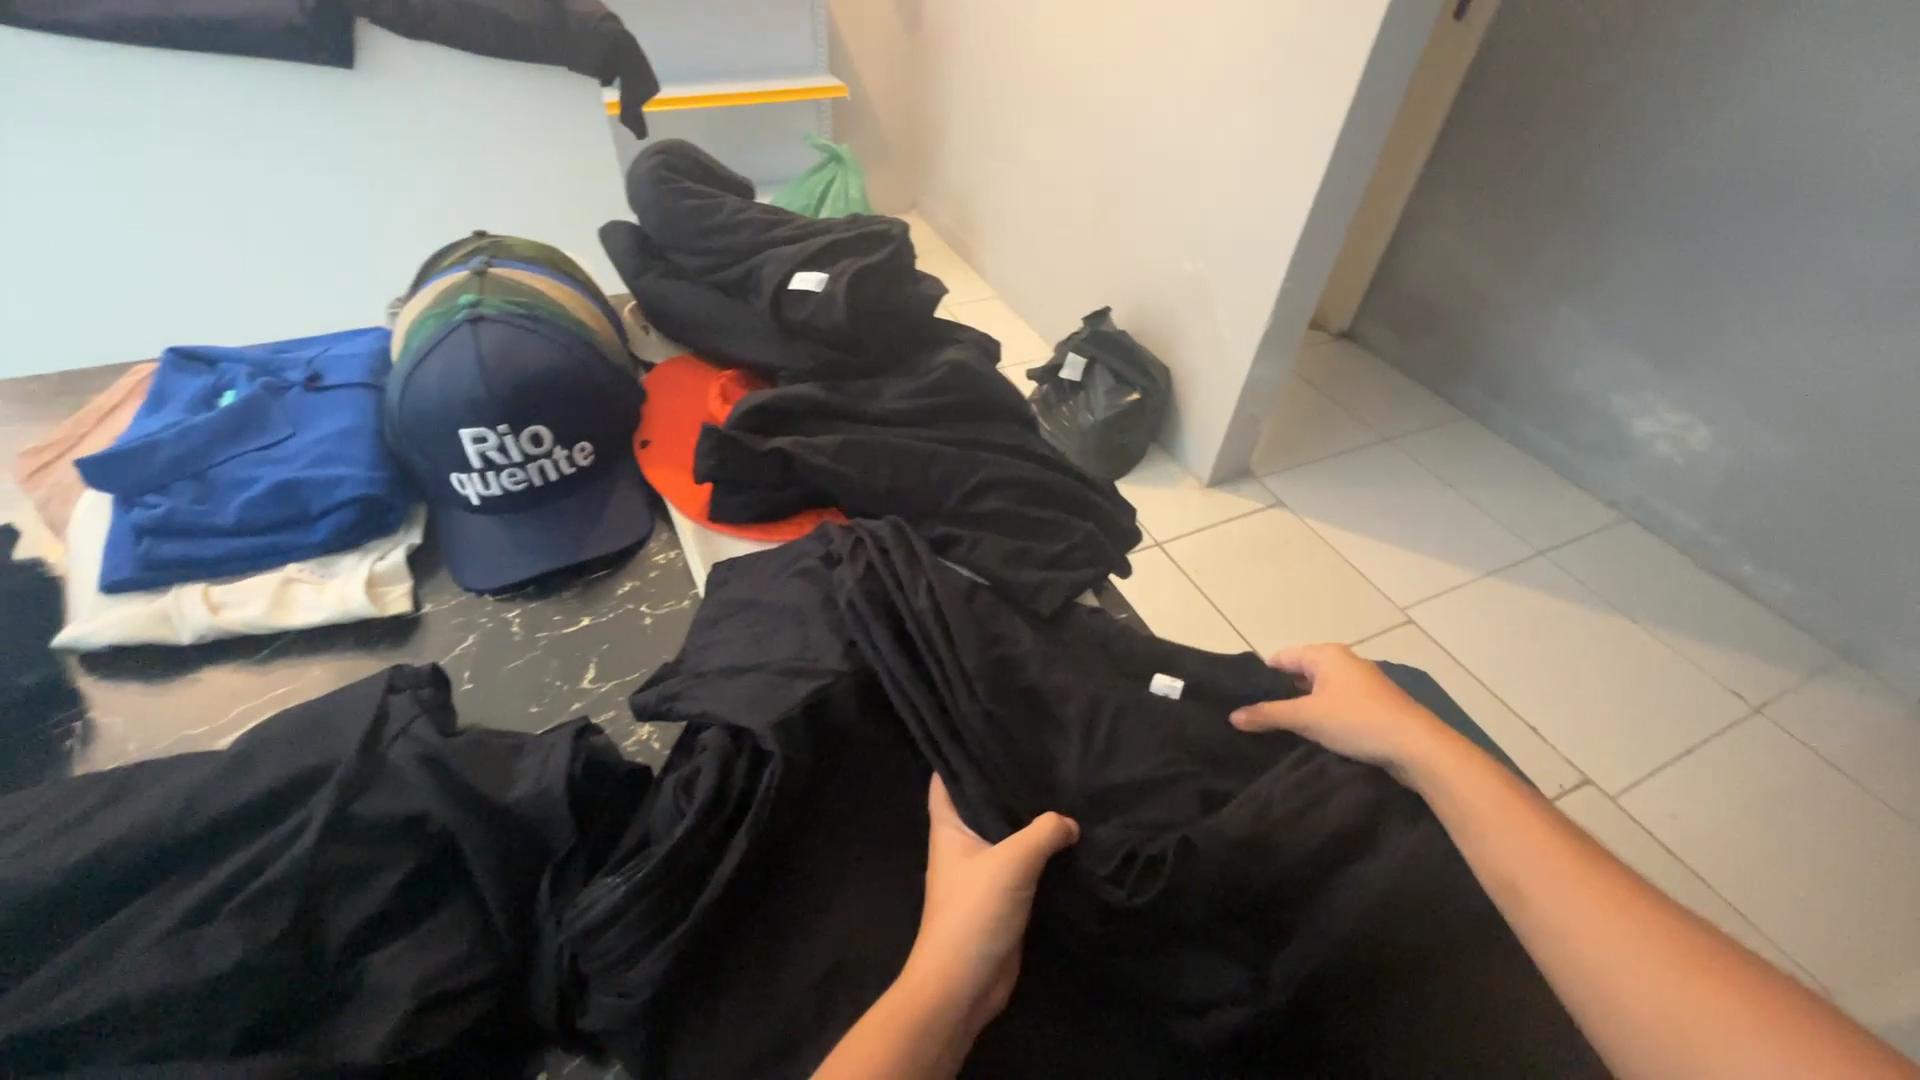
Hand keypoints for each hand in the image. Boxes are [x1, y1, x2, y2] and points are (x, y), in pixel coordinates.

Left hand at [903, 775, 1079, 1031]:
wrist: (964, 984)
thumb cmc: (974, 911)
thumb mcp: (1012, 861)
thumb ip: (1044, 832)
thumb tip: (1070, 822)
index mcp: (948, 827)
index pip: (945, 779)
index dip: (960, 755)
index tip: (986, 731)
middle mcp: (961, 844)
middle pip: (981, 803)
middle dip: (1004, 783)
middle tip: (1039, 754)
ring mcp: (981, 871)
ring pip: (1005, 834)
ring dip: (1027, 820)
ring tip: (1060, 788)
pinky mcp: (1001, 896)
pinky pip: (1022, 863)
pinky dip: (1039, 851)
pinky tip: (1066, 837)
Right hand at [1229, 643, 1452, 775]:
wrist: (1418, 747)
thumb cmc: (1357, 721)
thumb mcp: (1305, 718)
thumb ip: (1267, 714)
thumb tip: (1233, 716)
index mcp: (1327, 654)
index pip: (1282, 657)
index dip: (1262, 676)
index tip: (1245, 697)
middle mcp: (1345, 662)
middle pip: (1301, 673)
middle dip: (1282, 693)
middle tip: (1259, 715)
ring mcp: (1363, 684)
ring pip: (1320, 691)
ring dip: (1304, 707)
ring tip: (1283, 728)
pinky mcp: (1375, 706)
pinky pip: (1338, 705)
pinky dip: (1324, 716)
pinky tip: (1315, 735)